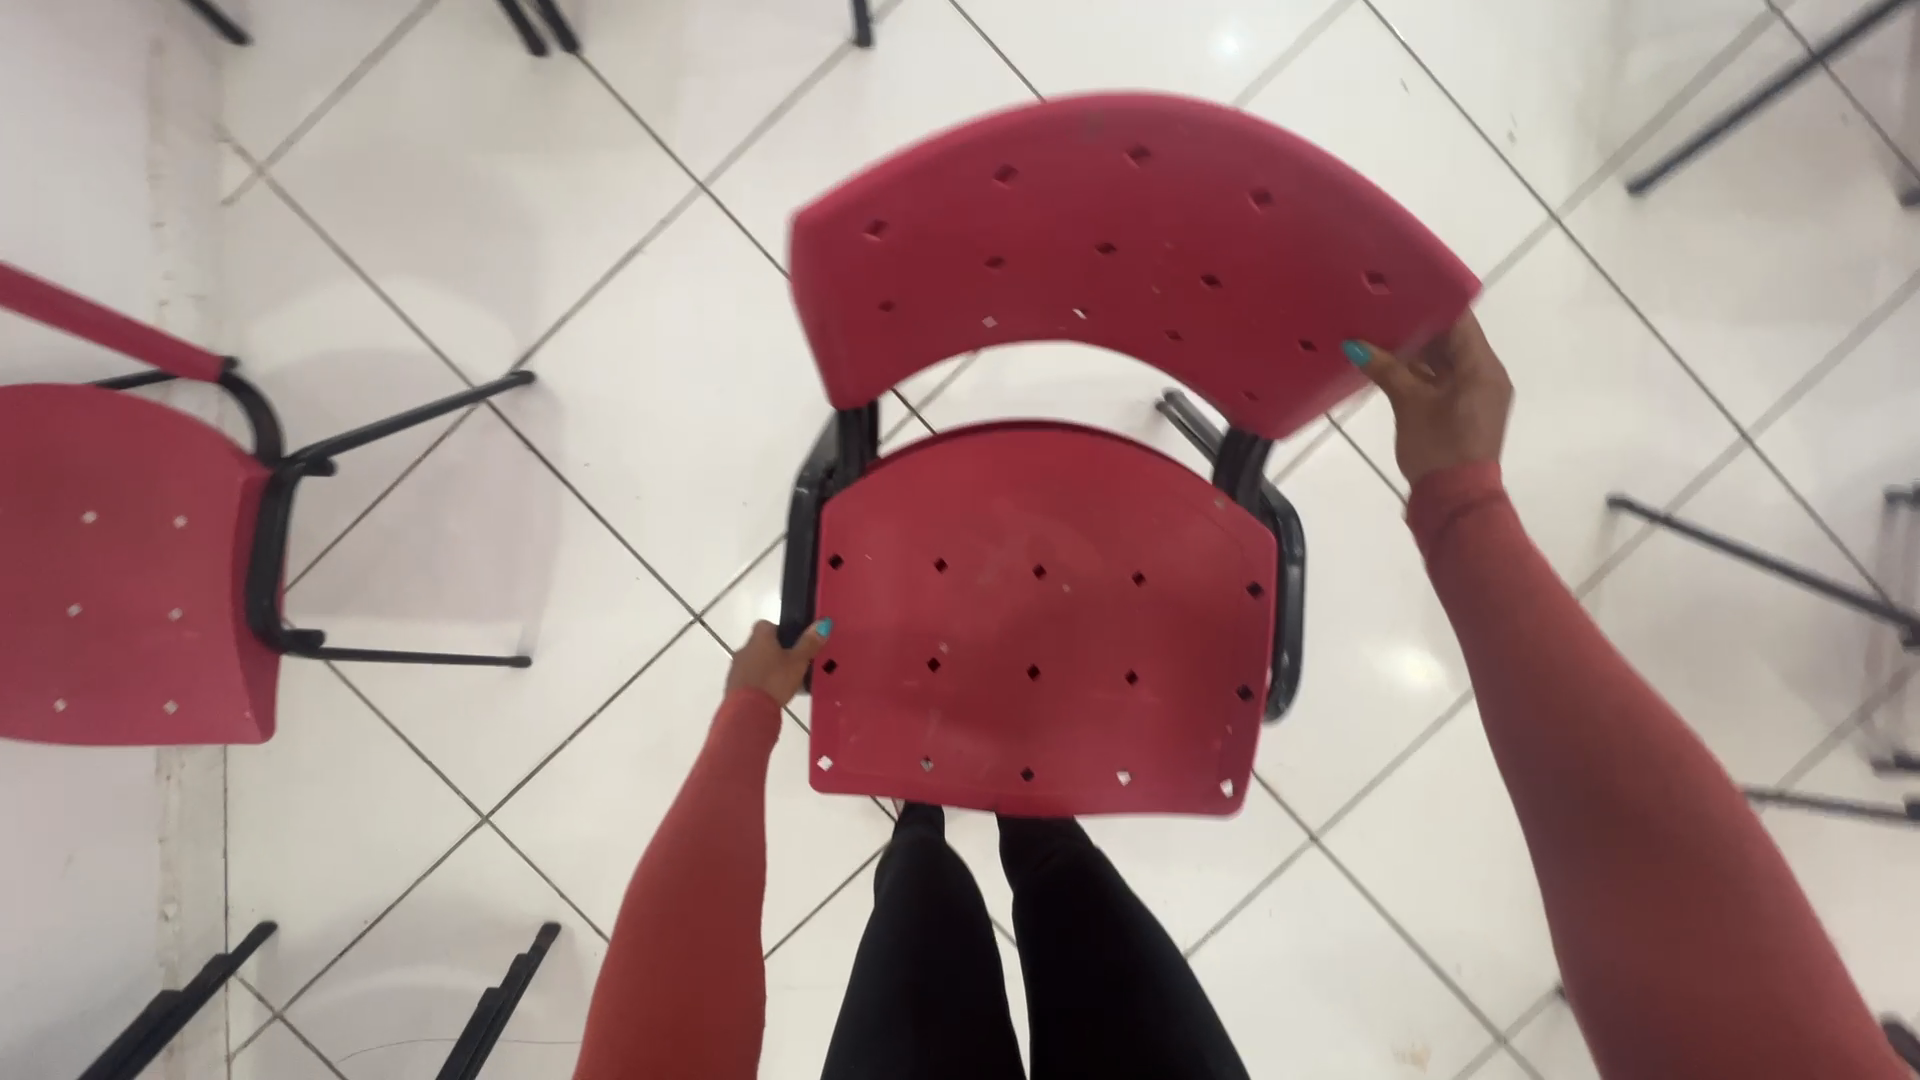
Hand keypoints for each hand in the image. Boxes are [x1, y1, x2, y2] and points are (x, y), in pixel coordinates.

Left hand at [726, 619, 831, 706]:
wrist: (748, 711)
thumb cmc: (775, 680)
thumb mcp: (798, 662)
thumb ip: (810, 643)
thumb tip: (823, 623)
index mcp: (760, 638)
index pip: (766, 624)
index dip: (778, 631)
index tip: (790, 642)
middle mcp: (744, 648)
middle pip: (759, 644)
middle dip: (773, 652)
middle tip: (790, 664)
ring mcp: (736, 668)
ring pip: (753, 662)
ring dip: (764, 668)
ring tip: (782, 683)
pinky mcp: (732, 686)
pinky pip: (748, 679)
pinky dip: (758, 683)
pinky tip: (770, 695)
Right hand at [1342, 313, 1511, 487]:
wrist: (1454, 498)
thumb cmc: (1438, 447)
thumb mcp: (1410, 405)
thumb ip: (1388, 371)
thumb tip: (1357, 345)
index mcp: (1482, 368)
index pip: (1460, 322)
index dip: (1433, 306)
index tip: (1401, 295)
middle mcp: (1486, 376)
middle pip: (1453, 341)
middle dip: (1419, 330)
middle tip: (1383, 317)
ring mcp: (1476, 395)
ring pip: (1446, 362)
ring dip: (1417, 353)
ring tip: (1381, 339)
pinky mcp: (1462, 412)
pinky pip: (1442, 381)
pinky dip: (1420, 374)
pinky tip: (1391, 369)